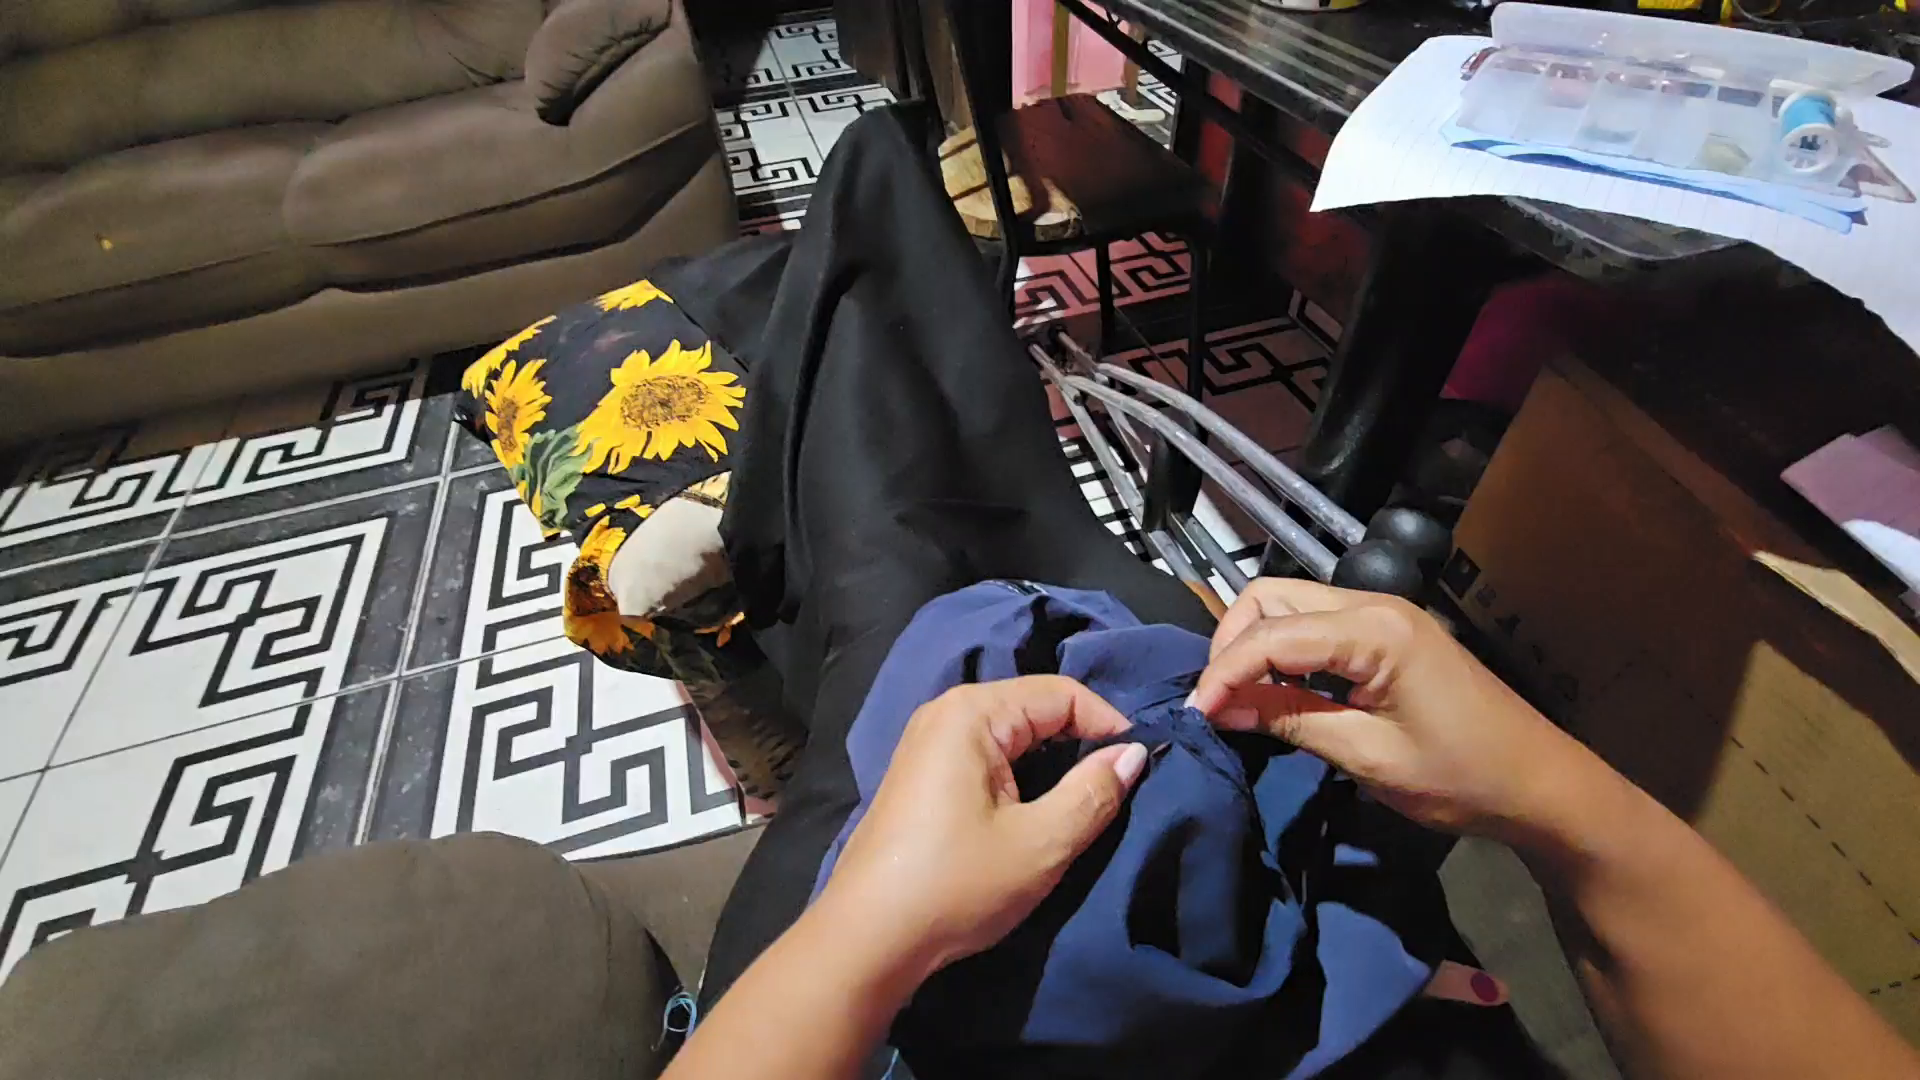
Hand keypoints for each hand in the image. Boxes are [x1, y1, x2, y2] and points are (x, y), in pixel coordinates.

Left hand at [816, 676, 1149, 981]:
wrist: (867, 936)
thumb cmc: (956, 884)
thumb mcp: (1040, 844)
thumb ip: (1093, 793)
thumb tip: (1133, 753)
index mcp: (972, 712)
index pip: (1059, 693)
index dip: (1106, 722)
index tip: (1138, 763)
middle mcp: (946, 710)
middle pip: (1032, 704)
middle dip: (1079, 736)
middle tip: (1116, 779)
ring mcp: (929, 738)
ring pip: (1010, 727)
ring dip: (1051, 754)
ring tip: (1084, 792)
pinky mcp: (923, 768)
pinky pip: (986, 747)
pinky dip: (1020, 766)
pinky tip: (1036, 799)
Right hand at [1187, 578, 1601, 841]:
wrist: (1548, 788)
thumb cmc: (1463, 778)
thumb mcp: (1367, 756)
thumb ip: (1287, 718)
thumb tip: (1219, 709)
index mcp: (1374, 630)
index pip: (1270, 635)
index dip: (1223, 672)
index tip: (1196, 712)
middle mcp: (1372, 604)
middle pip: (1268, 597)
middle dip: (1231, 643)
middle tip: (1219, 698)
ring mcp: (1380, 612)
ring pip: (1285, 603)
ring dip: (1252, 642)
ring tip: (1239, 694)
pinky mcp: (1384, 629)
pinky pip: (1310, 621)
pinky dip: (1280, 647)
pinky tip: (1276, 684)